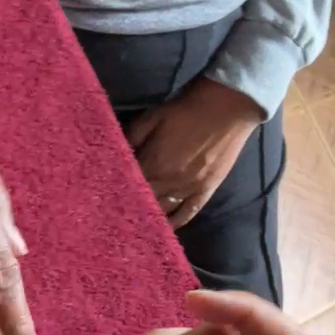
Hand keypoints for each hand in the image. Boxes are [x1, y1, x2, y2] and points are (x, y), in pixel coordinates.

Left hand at [126, 78, 264, 227]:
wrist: (227, 106)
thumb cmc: (186, 109)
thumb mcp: (152, 116)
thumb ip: (131, 137)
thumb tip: (116, 155)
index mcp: (153, 163)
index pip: (128, 184)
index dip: (118, 189)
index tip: (107, 195)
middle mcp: (168, 181)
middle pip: (144, 200)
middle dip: (131, 204)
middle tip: (118, 211)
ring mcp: (188, 189)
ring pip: (163, 209)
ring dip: (150, 216)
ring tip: (136, 223)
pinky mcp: (205, 191)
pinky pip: (187, 213)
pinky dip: (175, 223)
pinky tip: (165, 228)